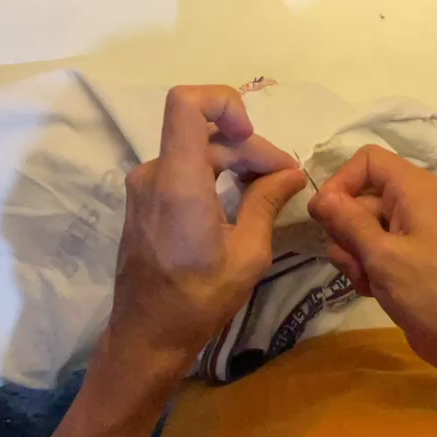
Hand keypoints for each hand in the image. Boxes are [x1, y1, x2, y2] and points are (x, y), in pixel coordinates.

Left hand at [104, 86, 307, 373]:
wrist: (148, 334)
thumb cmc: (199, 299)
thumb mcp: (248, 253)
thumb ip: (267, 202)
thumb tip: (291, 173)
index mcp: (178, 182)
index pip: (187, 103)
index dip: (225, 102)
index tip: (252, 136)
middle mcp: (154, 173)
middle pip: (205, 132)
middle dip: (250, 148)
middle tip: (286, 180)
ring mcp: (145, 185)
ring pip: (197, 150)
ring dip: (236, 162)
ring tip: (270, 189)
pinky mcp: (145, 199)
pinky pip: (185, 169)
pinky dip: (216, 175)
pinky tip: (242, 198)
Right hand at [308, 146, 436, 382]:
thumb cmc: (432, 292)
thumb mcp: (383, 255)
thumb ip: (348, 221)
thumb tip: (319, 196)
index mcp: (414, 188)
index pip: (366, 160)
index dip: (340, 182)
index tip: (325, 216)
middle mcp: (412, 202)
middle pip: (357, 199)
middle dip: (345, 231)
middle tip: (357, 262)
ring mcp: (409, 232)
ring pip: (359, 229)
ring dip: (353, 256)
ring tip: (370, 281)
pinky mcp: (406, 259)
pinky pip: (371, 252)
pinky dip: (366, 270)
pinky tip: (374, 291)